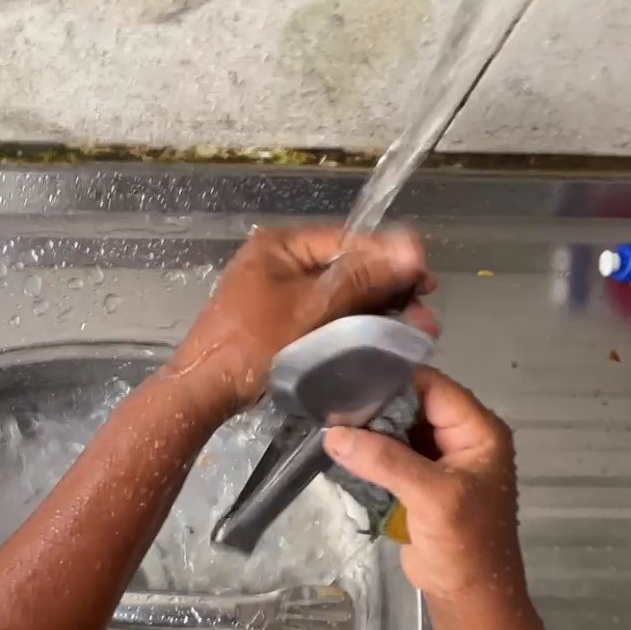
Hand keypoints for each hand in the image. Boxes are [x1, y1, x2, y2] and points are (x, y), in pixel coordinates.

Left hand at [169, 226, 435, 416]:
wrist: (204, 389)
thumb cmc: (254, 344)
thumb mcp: (312, 308)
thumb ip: (361, 279)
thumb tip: (412, 250)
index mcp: (280, 245)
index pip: (349, 240)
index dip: (390, 259)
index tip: (426, 281)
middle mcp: (278, 261)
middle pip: (344, 267)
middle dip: (384, 290)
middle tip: (420, 314)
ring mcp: (275, 291)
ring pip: (335, 294)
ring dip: (370, 310)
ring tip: (404, 330)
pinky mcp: (275, 320)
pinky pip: (320, 314)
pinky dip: (347, 324)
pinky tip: (373, 338)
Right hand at [322, 367, 521, 602]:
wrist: (468, 597)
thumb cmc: (466, 544)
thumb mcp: (432, 496)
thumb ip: (385, 461)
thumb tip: (333, 434)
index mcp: (478, 432)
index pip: (433, 387)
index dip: (395, 379)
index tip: (351, 379)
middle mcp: (459, 439)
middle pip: (412, 405)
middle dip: (374, 405)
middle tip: (332, 404)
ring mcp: (437, 462)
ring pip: (396, 430)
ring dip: (367, 430)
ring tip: (328, 422)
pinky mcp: (416, 482)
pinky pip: (388, 455)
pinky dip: (366, 453)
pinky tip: (339, 449)